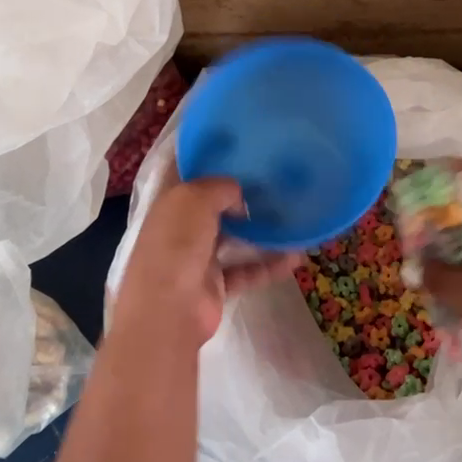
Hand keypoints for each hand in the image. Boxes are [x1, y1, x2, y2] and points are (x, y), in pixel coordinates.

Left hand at [112, 176, 299, 347]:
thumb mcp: (196, 199)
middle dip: (241, 196)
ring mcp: (197, 258)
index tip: (242, 149)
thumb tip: (239, 197)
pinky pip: (246, 270)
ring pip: (233, 239)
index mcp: (170, 203)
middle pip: (214, 206)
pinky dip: (268, 265)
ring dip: (261, 232)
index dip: (210, 159)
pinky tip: (295, 258)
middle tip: (275, 182)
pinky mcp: (214, 286)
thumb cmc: (176, 243)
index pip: (189, 174)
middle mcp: (182, 228)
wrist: (167, 312)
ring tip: (292, 219)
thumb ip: (221, 187)